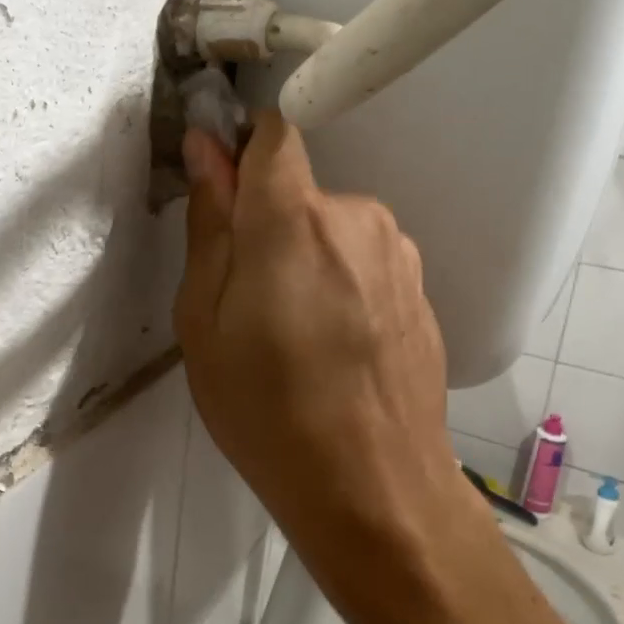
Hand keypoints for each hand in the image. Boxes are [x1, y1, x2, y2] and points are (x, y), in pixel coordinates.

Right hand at [174, 112, 469, 596]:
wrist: (374, 493)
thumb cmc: (265, 409)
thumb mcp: (203, 320)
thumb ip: (210, 223)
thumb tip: (205, 147)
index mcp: (295, 218)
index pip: (273, 131)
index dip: (238, 145)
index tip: (216, 188)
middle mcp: (358, 217)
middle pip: (297, 188)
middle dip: (263, 222)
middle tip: (240, 299)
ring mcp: (398, 254)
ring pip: (329, 227)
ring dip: (301, 257)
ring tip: (286, 333)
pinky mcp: (420, 289)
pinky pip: (360, 261)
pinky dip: (336, 283)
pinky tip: (328, 349)